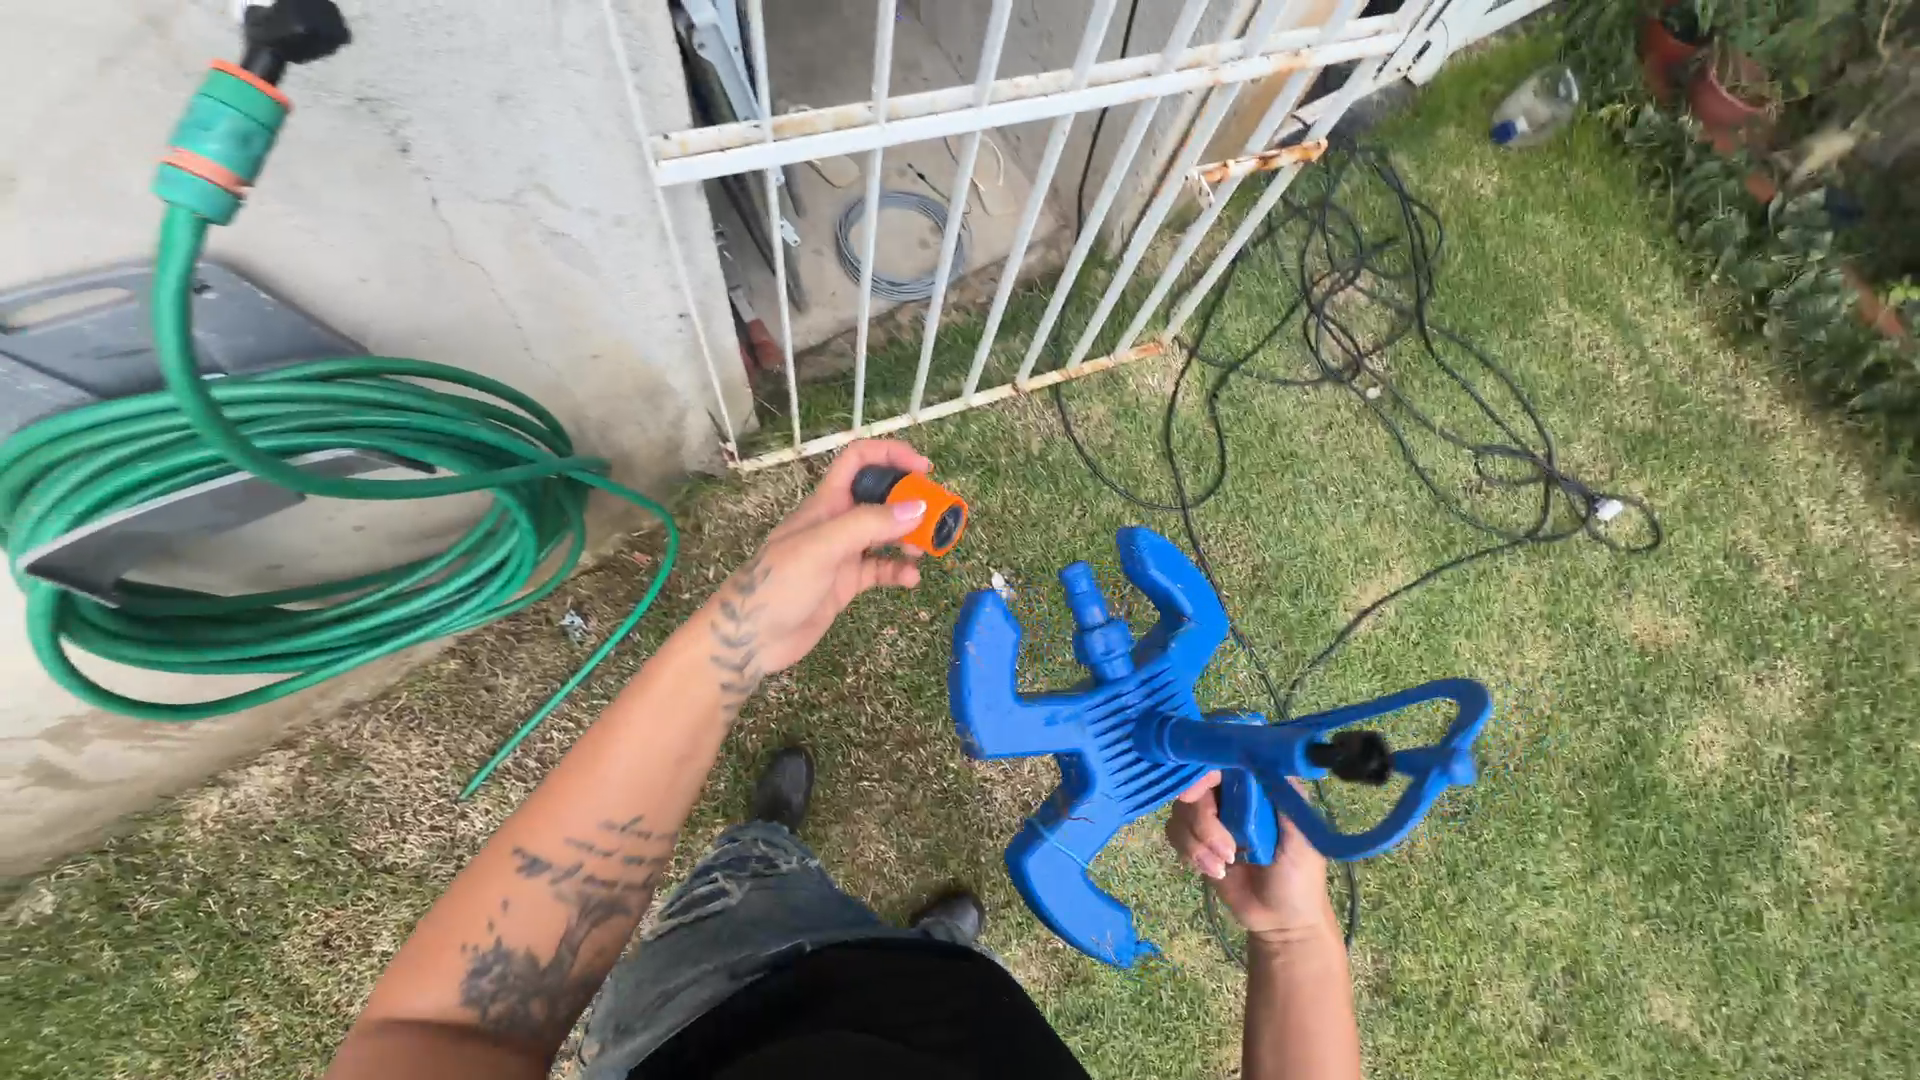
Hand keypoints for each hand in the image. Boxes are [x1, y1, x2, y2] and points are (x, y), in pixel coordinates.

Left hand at [706, 439, 931, 674]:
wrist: (751, 639)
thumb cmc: (778, 584)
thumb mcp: (822, 547)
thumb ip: (868, 525)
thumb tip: (917, 508)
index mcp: (826, 503)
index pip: (859, 461)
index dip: (891, 455)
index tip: (924, 469)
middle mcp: (836, 522)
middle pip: (880, 498)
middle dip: (910, 503)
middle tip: (936, 519)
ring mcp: (842, 554)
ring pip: (885, 535)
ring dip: (909, 539)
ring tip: (923, 553)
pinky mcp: (846, 583)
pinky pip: (881, 569)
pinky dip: (899, 571)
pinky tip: (910, 580)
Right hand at [1167, 771, 1335, 941]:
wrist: (1281, 922)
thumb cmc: (1299, 877)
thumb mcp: (1301, 838)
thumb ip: (1283, 799)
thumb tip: (1258, 763)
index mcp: (1256, 787)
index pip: (1221, 763)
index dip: (1202, 774)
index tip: (1193, 794)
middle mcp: (1230, 796)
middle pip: (1194, 787)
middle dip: (1203, 821)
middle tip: (1225, 850)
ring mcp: (1212, 818)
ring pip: (1180, 811)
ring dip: (1197, 842)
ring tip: (1223, 867)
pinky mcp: (1196, 840)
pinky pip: (1174, 832)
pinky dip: (1190, 852)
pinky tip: (1214, 871)